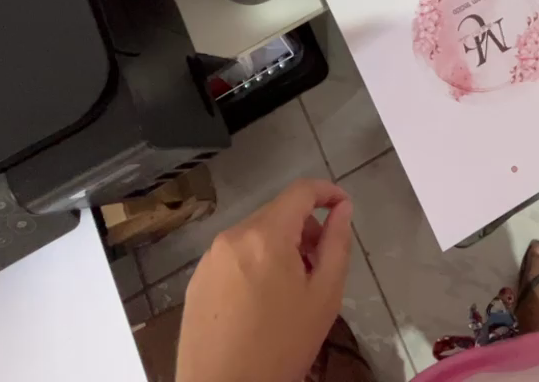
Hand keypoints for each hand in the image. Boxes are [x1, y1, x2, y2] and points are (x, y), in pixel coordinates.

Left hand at [177, 179, 354, 381]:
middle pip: (277, 213)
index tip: (343, 207)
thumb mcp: (324, 297)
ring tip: (290, 289)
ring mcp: (210, 259)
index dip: (326, 192)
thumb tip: (342, 209)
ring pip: (255, 234)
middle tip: (318, 264)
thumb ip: (337, 243)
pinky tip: (260, 303)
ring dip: (279, 246)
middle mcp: (232, 236)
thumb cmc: (280, 348)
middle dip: (304, 228)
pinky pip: (234, 256)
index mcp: (265, 235)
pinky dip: (254, 263)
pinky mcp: (196, 281)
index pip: (300, 191)